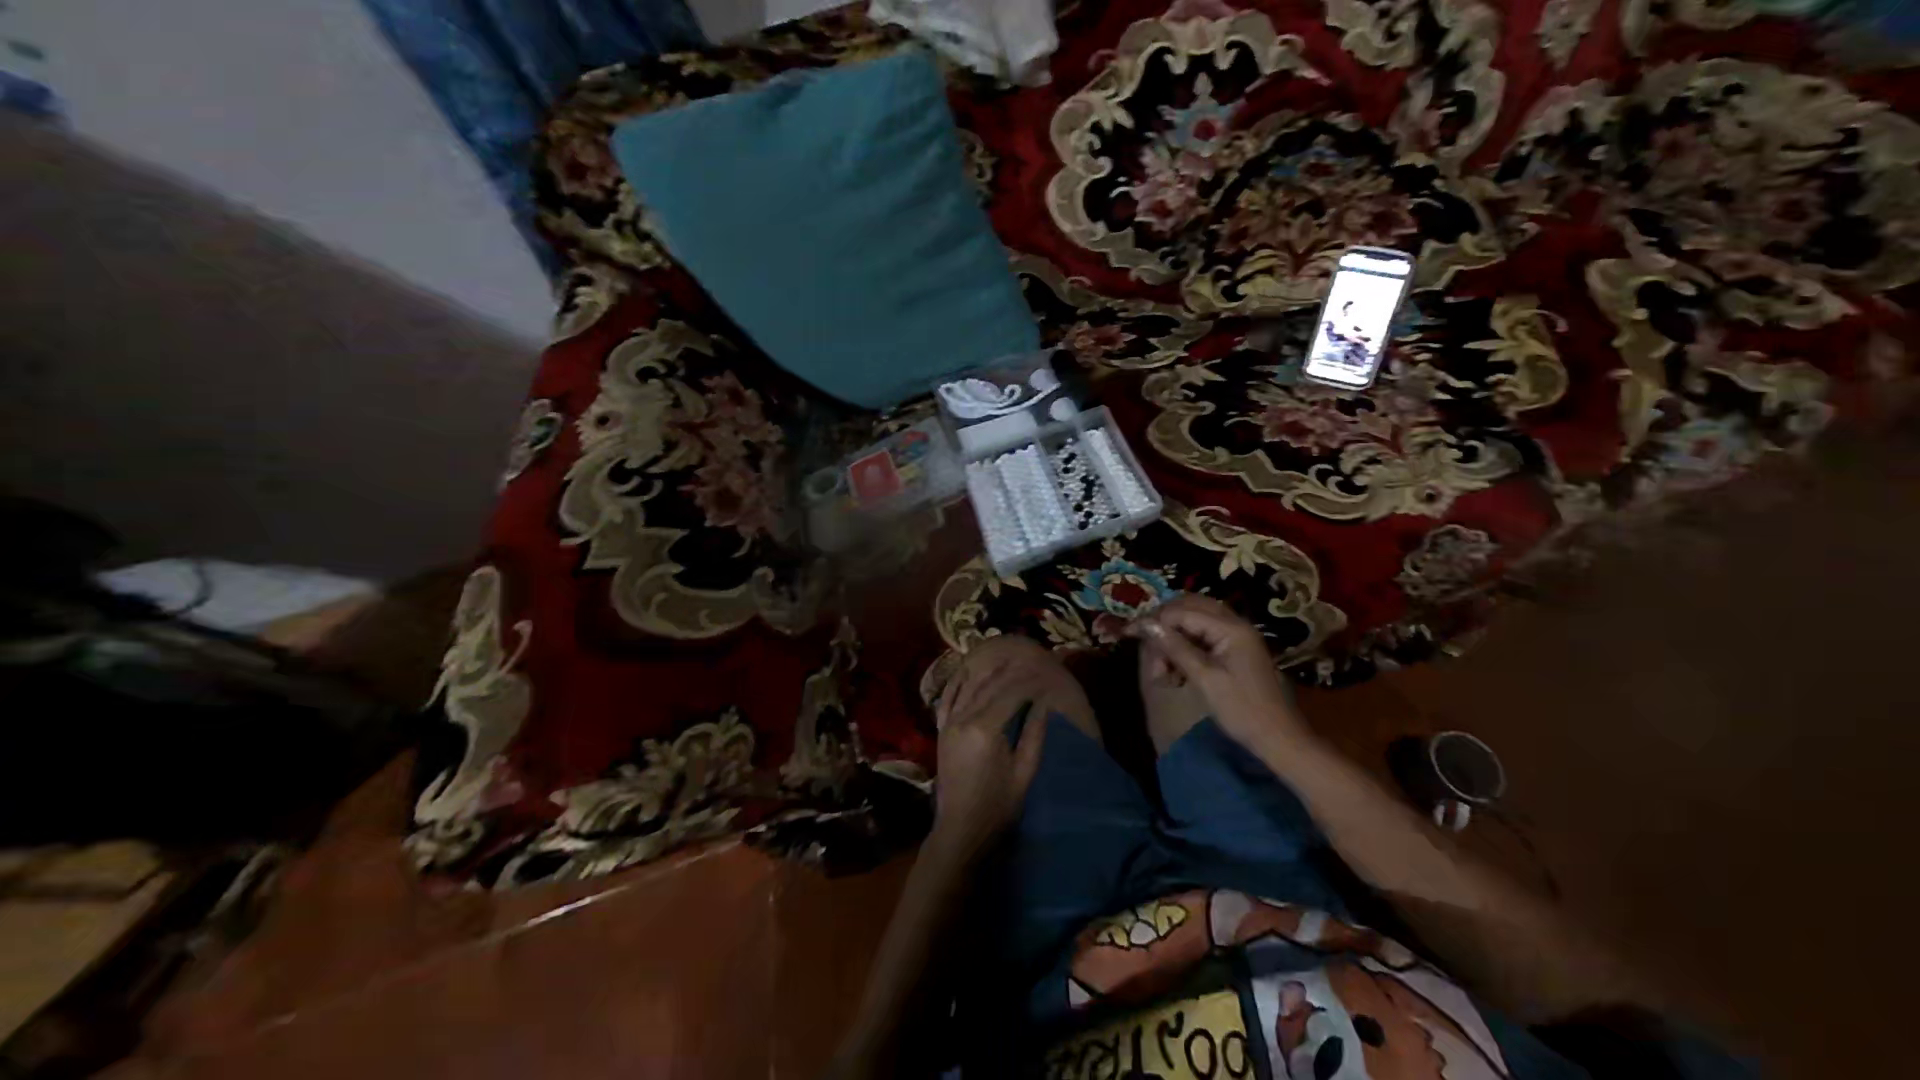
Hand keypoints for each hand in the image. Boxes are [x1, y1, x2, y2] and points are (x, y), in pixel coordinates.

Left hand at [931, 651, 1050, 850]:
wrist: (960, 830)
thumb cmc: (998, 807)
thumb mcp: (1024, 773)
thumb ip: (1035, 735)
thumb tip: (1044, 705)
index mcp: (986, 729)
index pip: (1011, 693)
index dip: (1029, 680)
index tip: (1045, 672)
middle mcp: (963, 719)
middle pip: (989, 685)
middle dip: (1010, 671)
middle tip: (1030, 660)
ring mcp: (949, 723)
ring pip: (969, 686)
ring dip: (988, 671)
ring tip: (1006, 660)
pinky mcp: (942, 730)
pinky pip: (950, 697)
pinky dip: (962, 682)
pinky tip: (971, 672)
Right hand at [1132, 593, 1309, 749]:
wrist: (1278, 737)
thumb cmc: (1241, 710)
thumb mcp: (1204, 678)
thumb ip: (1175, 647)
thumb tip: (1145, 624)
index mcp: (1230, 628)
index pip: (1182, 611)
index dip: (1154, 621)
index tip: (1129, 635)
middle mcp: (1235, 624)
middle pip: (1189, 608)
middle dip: (1163, 625)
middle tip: (1146, 650)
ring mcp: (1236, 636)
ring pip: (1194, 621)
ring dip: (1173, 637)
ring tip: (1163, 668)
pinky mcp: (1234, 649)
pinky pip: (1203, 635)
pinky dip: (1185, 646)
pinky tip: (1176, 670)